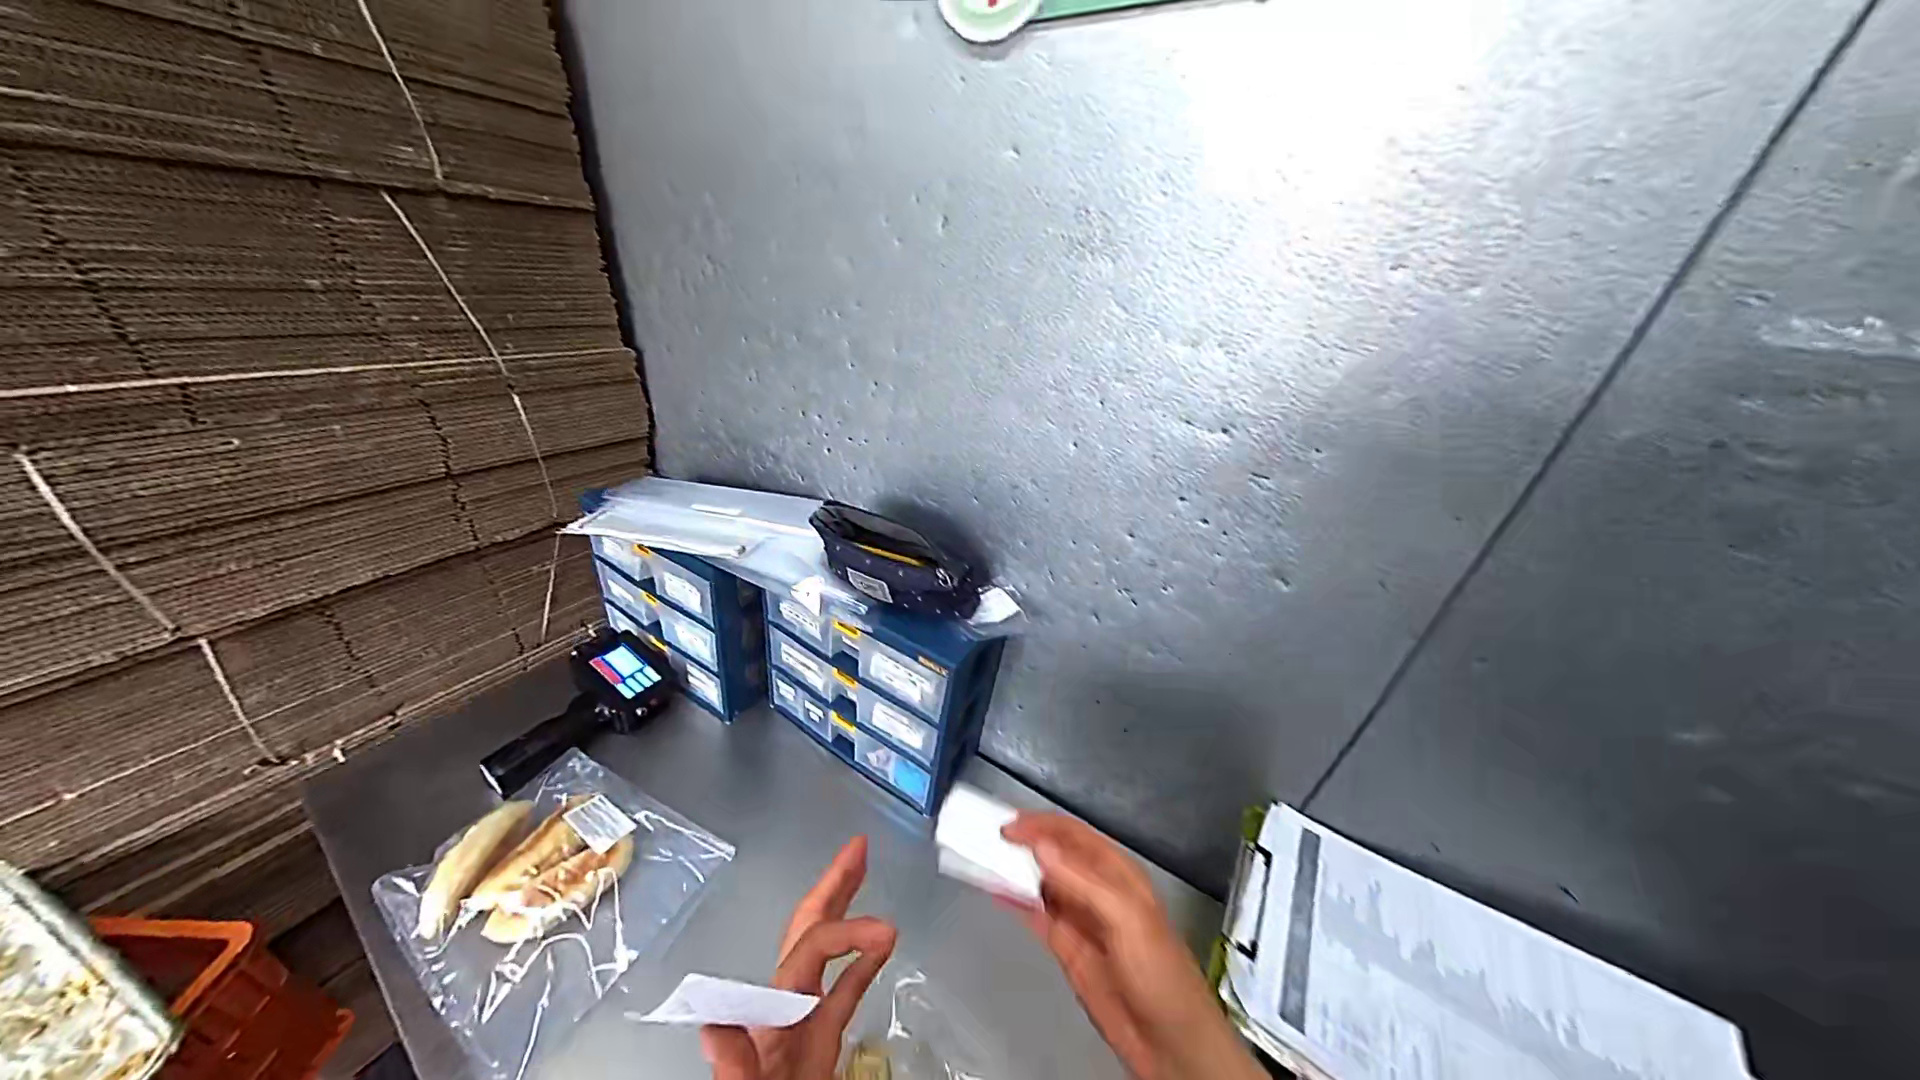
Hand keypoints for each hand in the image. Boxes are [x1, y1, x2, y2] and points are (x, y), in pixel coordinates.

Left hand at [701, 835, 897, 1079]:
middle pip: (807, 933)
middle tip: (859, 848)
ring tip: (862, 872)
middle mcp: (784, 1011)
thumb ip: (736, 1070)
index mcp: (770, 1021)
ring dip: (844, 909)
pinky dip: (860, 964)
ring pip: (822, 952)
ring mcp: (801, 1026)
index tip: (889, 933)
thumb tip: (712, 1023)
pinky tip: (880, 948)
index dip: (847, 934)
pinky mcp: (818, 1046)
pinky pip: (842, 992)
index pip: (808, 952)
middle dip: (832, 887)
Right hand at [1003, 814, 1263, 1079]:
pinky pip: (1036, 915)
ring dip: (1016, 870)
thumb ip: (1082, 880)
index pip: (1073, 835)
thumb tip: (1039, 845)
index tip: (1007, 826)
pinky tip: (996, 891)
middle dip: (1024, 843)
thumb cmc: (1159, 972)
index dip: (1041, 825)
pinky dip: (1016, 900)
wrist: (1171, 1043)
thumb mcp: (1126, 918)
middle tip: (989, 837)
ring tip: (984, 859)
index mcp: (1116, 872)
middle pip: (1054, 854)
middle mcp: (1096, 888)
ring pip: (1041, 883)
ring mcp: (1080, 918)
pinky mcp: (1068, 947)